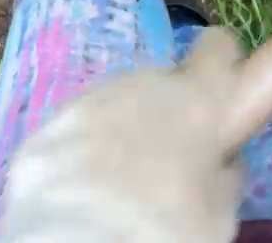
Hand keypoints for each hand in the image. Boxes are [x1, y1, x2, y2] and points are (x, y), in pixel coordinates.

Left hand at [0, 28, 244, 242]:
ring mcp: (94, 98)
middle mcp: (145, 82)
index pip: (217, 46)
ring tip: (118, 183)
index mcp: (196, 96)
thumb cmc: (165, 226)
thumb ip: (221, 173)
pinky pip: (80, 128)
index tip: (221, 95)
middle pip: (163, 82)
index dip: (221, 67)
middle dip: (165, 112)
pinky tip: (83, 190)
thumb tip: (221, 162)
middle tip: (166, 163)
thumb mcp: (218, 213)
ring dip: (123, 129)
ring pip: (118, 103)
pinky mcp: (50, 124)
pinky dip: (84, 150)